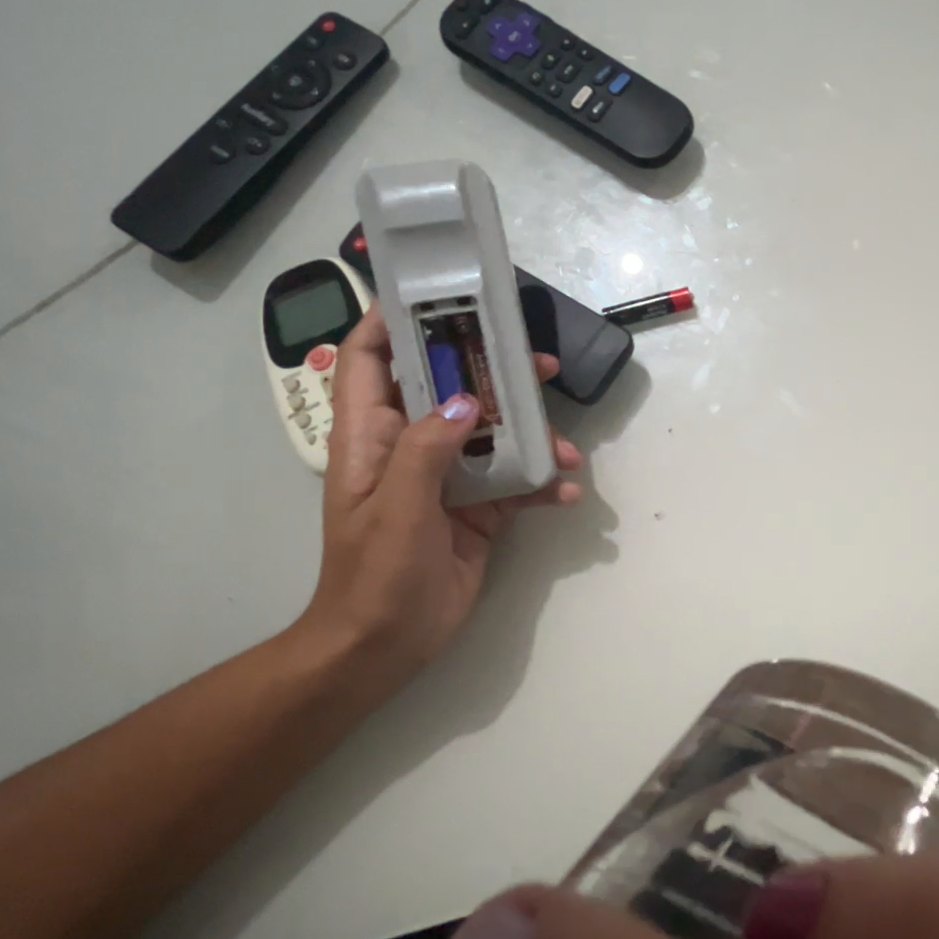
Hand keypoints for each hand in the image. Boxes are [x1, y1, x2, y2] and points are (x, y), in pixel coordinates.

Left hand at [298, 309, 582, 684]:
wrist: (386, 643)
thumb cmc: (375, 572)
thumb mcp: (395, 505)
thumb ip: (428, 448)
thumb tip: (466, 401)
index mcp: (373, 436)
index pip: (371, 361)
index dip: (393, 322)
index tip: (436, 296)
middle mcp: (411, 447)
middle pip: (451, 389)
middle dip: (493, 373)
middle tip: (539, 364)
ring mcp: (449, 479)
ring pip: (494, 435)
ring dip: (533, 436)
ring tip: (566, 451)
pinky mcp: (480, 511)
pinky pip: (516, 484)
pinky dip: (543, 485)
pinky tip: (567, 492)